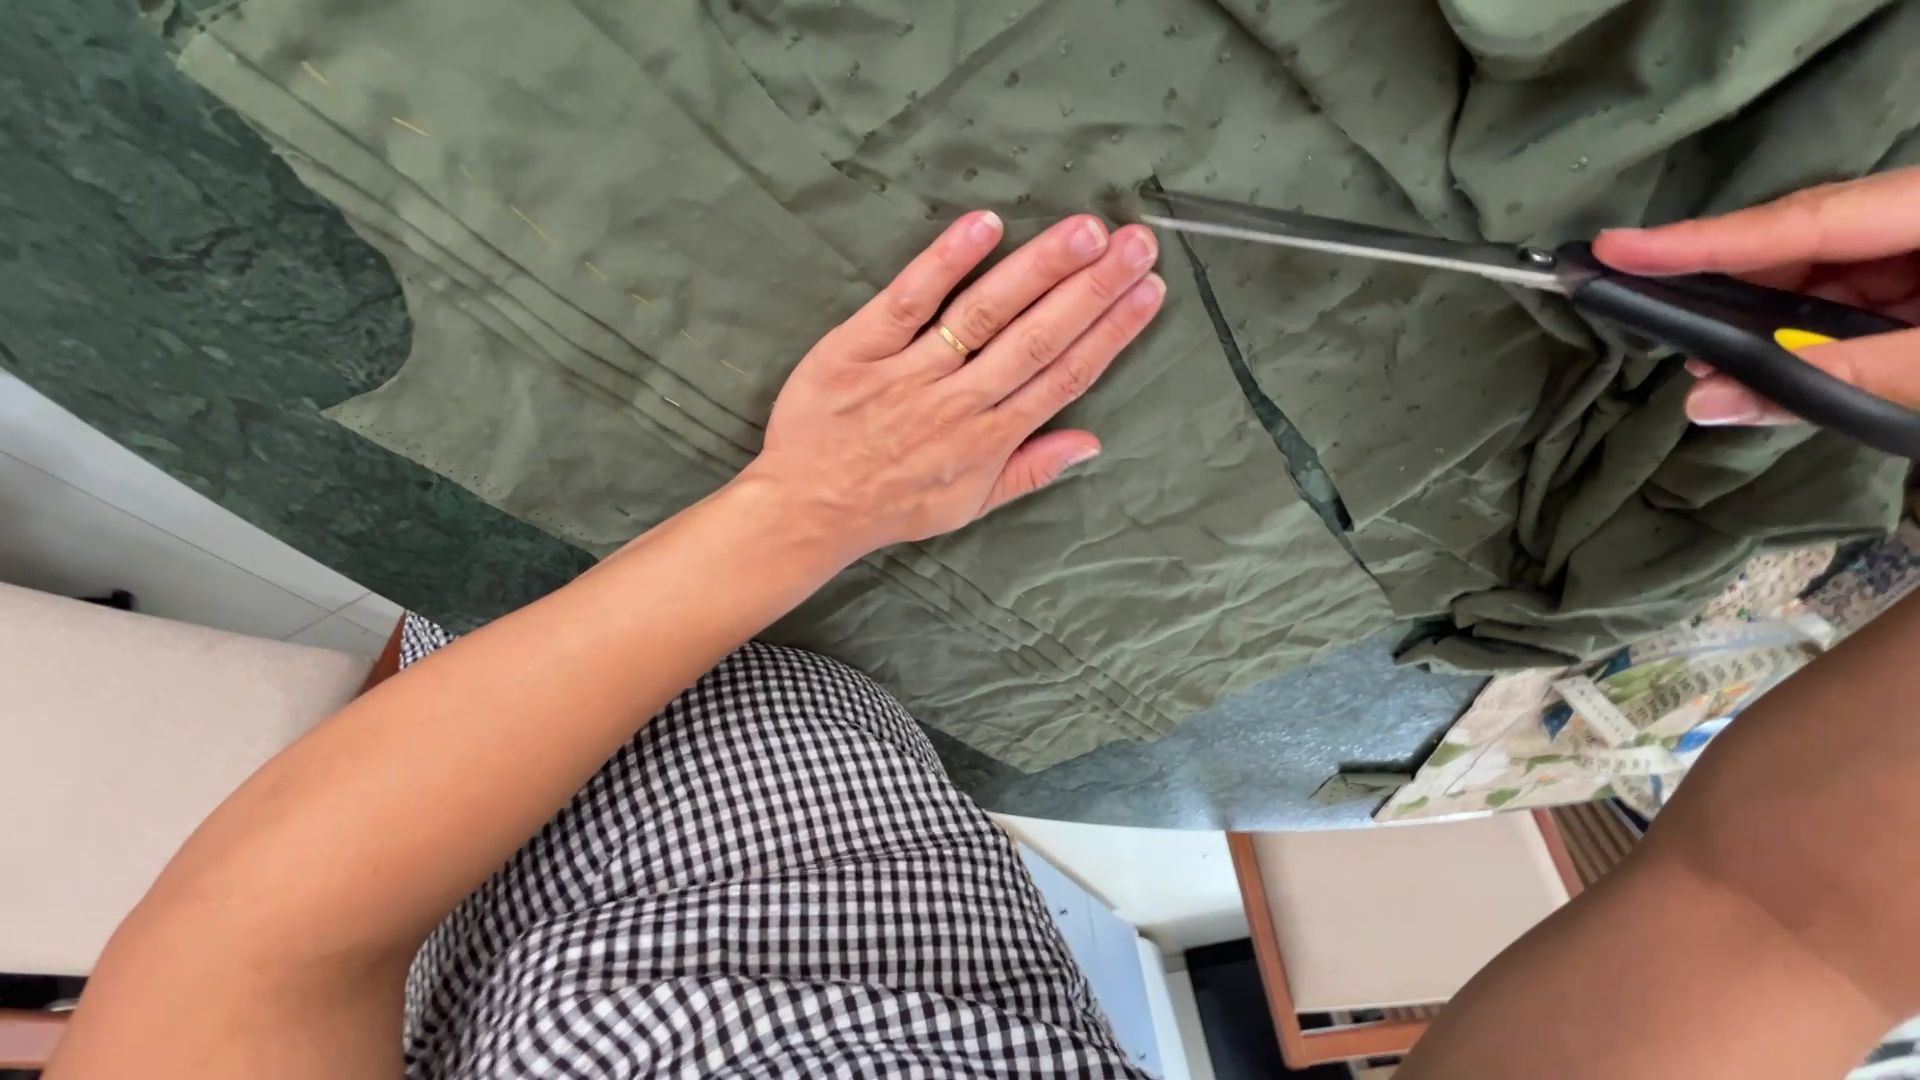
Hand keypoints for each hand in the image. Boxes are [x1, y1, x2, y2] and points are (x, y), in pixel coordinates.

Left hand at [736, 210, 1164, 562]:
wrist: (808, 508)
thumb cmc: (892, 506)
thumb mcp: (968, 506)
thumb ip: (1031, 472)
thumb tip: (1092, 443)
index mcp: (989, 439)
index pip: (1064, 377)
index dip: (1111, 333)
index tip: (1149, 292)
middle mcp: (959, 402)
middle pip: (1037, 338)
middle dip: (1093, 290)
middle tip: (1137, 243)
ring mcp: (910, 372)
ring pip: (985, 314)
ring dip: (1038, 269)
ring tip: (1086, 231)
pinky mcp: (860, 348)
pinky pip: (908, 300)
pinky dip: (945, 262)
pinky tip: (985, 224)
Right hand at [1594, 167, 1919, 424]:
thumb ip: (1837, 379)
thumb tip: (1704, 401)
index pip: (1803, 219)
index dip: (1700, 240)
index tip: (1609, 250)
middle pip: (1802, 240)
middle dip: (1732, 295)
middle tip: (1669, 338)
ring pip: (1819, 272)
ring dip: (1766, 325)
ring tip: (1721, 369)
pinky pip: (1848, 294)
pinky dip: (1807, 335)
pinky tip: (1778, 365)